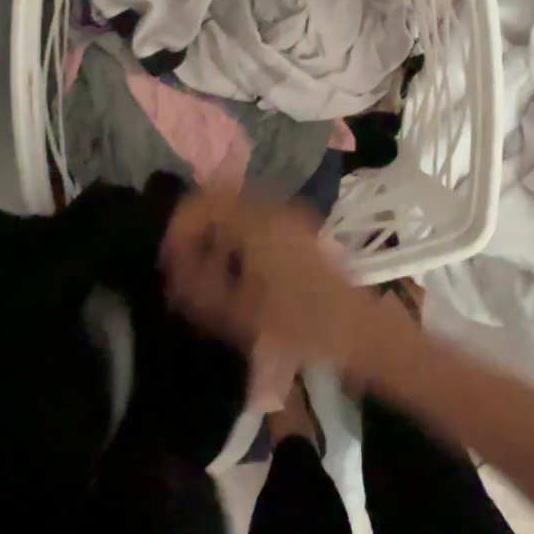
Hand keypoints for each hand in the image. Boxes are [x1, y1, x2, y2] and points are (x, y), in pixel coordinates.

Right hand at [160, 192, 395, 370]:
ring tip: (208, 278)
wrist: (365, 332)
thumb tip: (174, 277)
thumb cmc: (304, 324)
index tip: (168, 262)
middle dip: (196, 232)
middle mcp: (273, 208)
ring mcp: (290, 218)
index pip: (202, 201)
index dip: (178, 228)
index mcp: (257, 221)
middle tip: (184, 270)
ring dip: (216, 237)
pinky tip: (237, 275)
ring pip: (237, 212)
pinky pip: (256, 222)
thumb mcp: (242, 314)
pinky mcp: (300, 231)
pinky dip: (237, 241)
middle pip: (219, 202)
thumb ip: (200, 291)